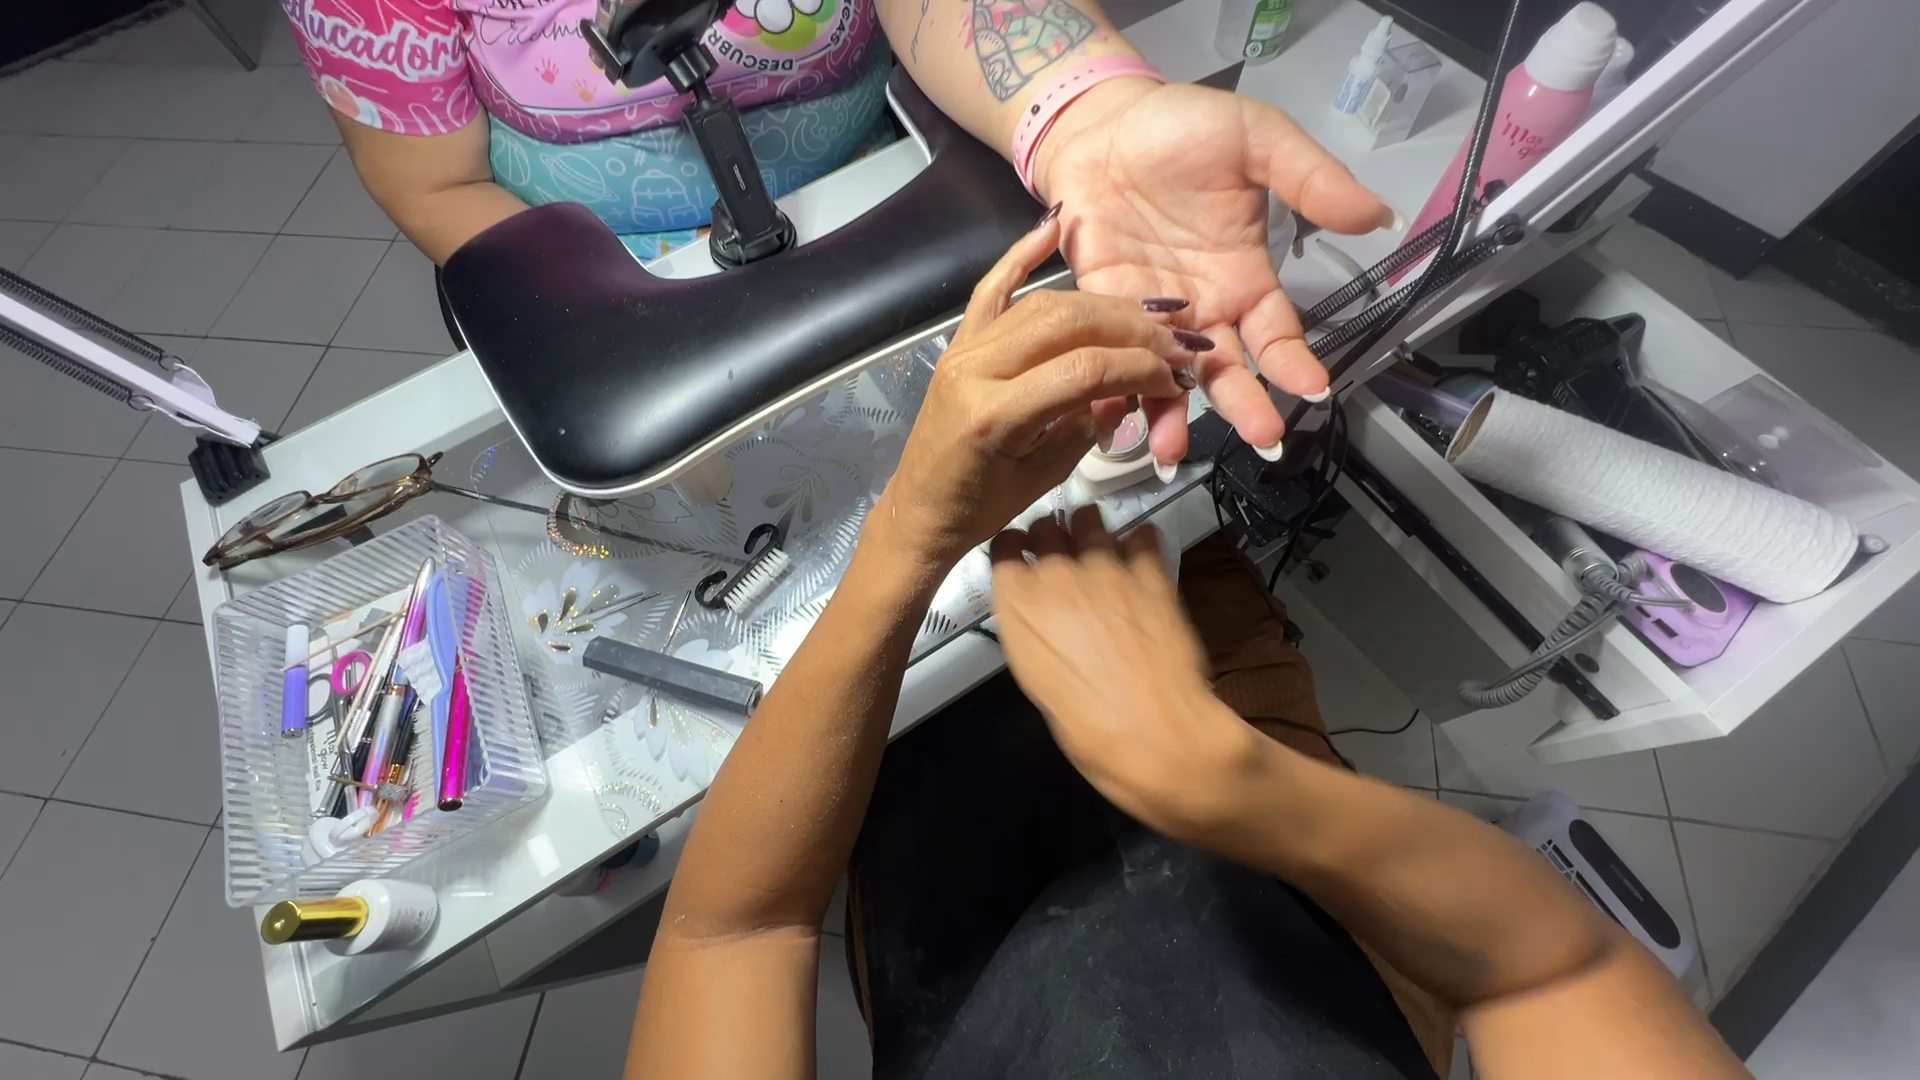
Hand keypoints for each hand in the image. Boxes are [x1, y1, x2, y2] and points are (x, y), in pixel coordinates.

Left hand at [874, 216, 1199, 572]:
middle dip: (1129, 329)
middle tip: (1171, 343)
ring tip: (1141, 319)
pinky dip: (1021, 255)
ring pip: (1042, 305)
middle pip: (1068, 324)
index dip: (1140, 368)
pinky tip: (1053, 223)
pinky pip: (990, 290)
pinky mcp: (957, 344)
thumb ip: (1086, 425)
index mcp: (995, 415)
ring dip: (1098, 307)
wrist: (920, 511)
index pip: (1084, 370)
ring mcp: (962, 351)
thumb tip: (1127, 387)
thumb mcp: (1043, 476)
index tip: (1176, 375)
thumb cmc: (981, 509)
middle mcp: (975, 369)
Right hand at [988, 506, 1267, 841]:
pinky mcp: (1151, 572)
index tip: (1022, 557)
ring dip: (1089, 530)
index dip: (1014, 549)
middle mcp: (1057, 573)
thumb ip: (1032, 628)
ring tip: (1098, 548)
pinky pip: (1142, 535)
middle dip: (1050, 536)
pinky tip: (1139, 559)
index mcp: (1019, 602)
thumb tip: (1041, 611)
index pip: (1005, 545)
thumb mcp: (1035, 676)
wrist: (1155, 734)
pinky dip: (1138, 542)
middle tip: (1060, 554)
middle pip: (1045, 525)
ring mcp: (1106, 567)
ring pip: (1090, 519)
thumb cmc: (1084, 724)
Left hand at [1034, 79, 1392, 464]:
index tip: (1314, 391)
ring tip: (1171, 454)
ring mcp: (1150, 317)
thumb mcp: (1257, 141)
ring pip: (1166, 378)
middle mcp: (1201, 310)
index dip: (1296, 362)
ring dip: (1170, 417)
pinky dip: (1111, 390)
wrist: (1104, 129)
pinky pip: (1111, 357)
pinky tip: (1113, 422)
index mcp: (1244, 279)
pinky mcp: (1102, 311)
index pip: (1276, 334)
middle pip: (1225, 371)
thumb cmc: (1182, 131)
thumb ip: (1312, 180)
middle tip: (1260, 440)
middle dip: (1242, 406)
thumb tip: (1381, 215)